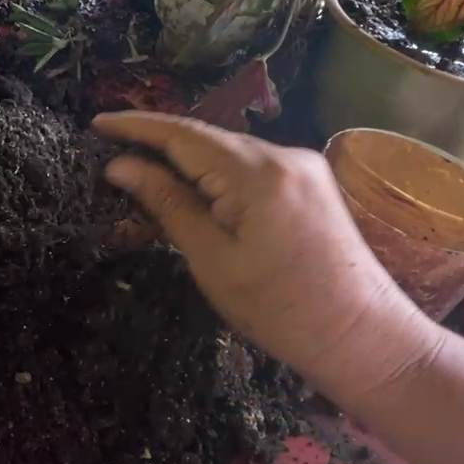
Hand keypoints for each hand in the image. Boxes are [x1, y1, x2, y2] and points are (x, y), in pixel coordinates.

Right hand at [92, 112, 441, 401]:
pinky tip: (188, 184)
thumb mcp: (211, 259)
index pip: (181, 134)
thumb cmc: (281, 310)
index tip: (96, 123)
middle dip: (155, 139)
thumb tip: (120, 165)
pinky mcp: (309, 182)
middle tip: (109, 146)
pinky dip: (211, 170)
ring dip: (183, 156)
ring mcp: (301, 166)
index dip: (134, 126)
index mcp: (256, 173)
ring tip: (139, 166)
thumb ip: (166, 203)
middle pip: (203, 137)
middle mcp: (282, 155)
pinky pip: (246, 164)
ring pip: (224, 149)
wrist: (367, 340)